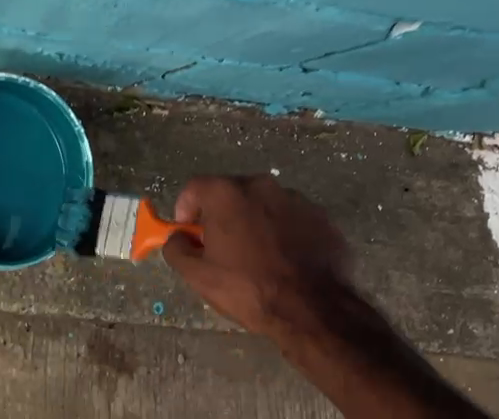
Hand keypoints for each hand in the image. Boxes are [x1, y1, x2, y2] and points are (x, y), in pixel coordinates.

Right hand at [160, 175, 350, 337]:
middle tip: (224, 249)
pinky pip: (292, 220)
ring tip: (260, 259)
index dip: (186, 209)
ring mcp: (295, 199)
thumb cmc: (251, 290)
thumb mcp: (199, 277)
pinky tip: (288, 262)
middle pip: (230, 193)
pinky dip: (285, 233)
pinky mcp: (322, 217)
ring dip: (255, 223)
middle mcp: (260, 185)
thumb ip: (177, 249)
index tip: (190, 234)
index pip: (194, 188)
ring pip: (264, 205)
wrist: (316, 313)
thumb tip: (178, 237)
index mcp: (226, 193)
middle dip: (222, 216)